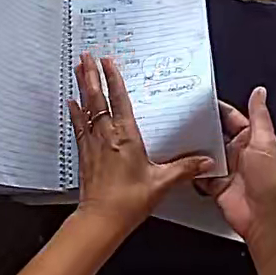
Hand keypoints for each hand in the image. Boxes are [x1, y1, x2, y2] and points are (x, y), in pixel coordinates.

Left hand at [68, 54, 214, 232]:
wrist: (102, 219)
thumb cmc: (129, 201)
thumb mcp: (162, 183)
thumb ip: (184, 169)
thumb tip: (204, 161)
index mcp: (126, 136)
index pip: (119, 99)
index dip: (114, 78)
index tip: (109, 61)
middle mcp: (106, 135)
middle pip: (98, 97)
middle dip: (92, 74)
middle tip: (86, 55)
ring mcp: (93, 143)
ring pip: (86, 107)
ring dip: (82, 86)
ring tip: (78, 69)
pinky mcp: (84, 153)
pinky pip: (78, 126)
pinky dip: (75, 112)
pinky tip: (71, 102)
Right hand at [200, 87, 275, 250]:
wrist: (267, 221)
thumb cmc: (274, 185)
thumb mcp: (266, 143)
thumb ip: (259, 117)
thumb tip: (260, 93)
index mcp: (254, 141)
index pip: (233, 119)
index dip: (218, 109)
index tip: (201, 101)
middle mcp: (240, 154)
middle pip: (216, 135)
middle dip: (203, 128)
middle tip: (184, 118)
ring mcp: (228, 170)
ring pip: (206, 153)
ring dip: (196, 148)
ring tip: (179, 136)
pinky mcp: (217, 186)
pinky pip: (201, 174)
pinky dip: (193, 169)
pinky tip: (184, 162)